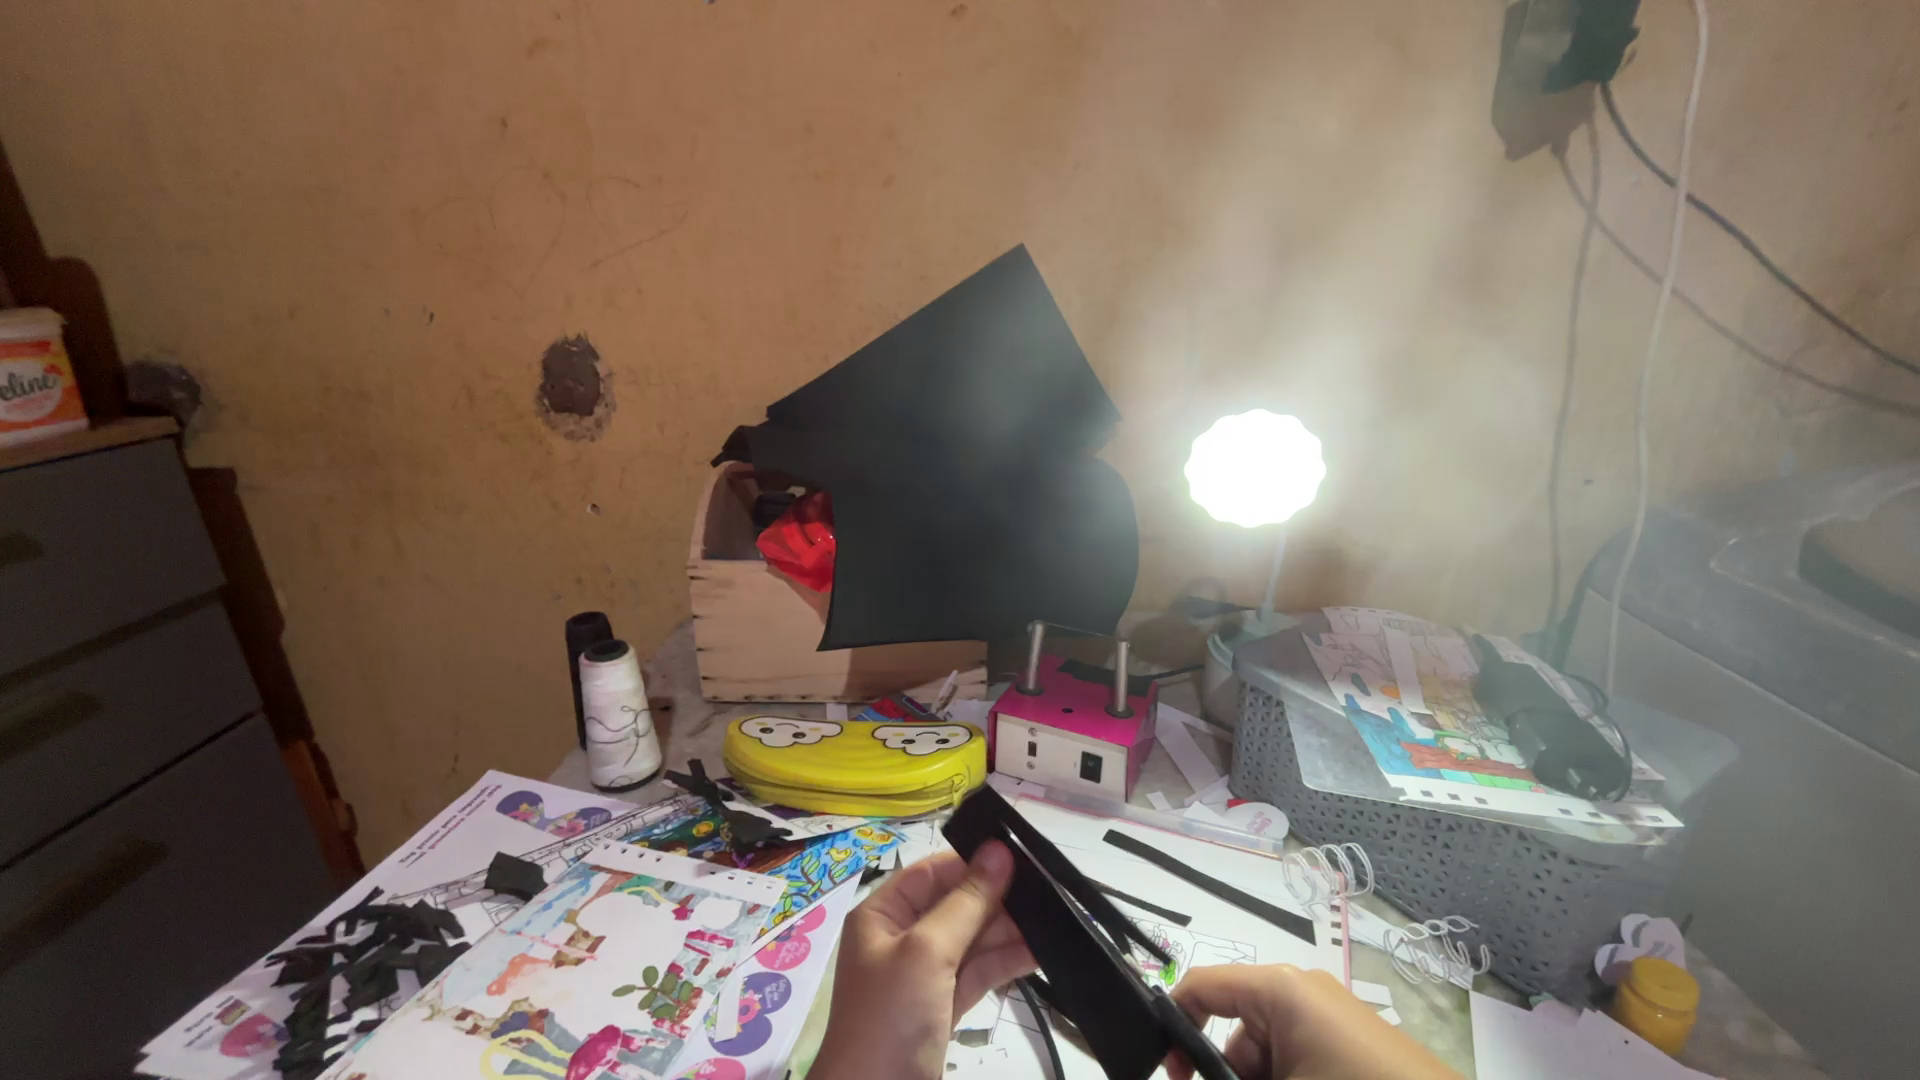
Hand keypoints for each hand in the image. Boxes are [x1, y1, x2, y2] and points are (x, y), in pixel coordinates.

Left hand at [810, 844, 1035, 1079]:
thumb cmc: (891, 1018)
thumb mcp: (928, 952)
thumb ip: (967, 902)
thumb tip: (998, 849)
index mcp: (884, 915)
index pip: (931, 873)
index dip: (971, 861)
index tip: (1016, 855)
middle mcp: (903, 939)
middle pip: (956, 904)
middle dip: (996, 898)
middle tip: (1044, 889)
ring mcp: (925, 975)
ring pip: (973, 939)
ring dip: (1008, 930)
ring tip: (1051, 920)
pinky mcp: (945, 1006)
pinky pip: (979, 972)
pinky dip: (1006, 962)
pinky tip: (1038, 951)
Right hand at [1168, 964, 1460, 1079]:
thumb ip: (1223, 1079)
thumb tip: (1185, 1078)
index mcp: (1279, 989)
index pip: (1201, 987)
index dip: (1174, 1029)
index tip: (1169, 1077)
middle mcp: (1301, 994)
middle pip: (1234, 1033)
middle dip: (1223, 1073)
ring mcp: (1331, 1023)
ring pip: (1267, 1057)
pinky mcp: (1354, 1051)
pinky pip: (1299, 1064)